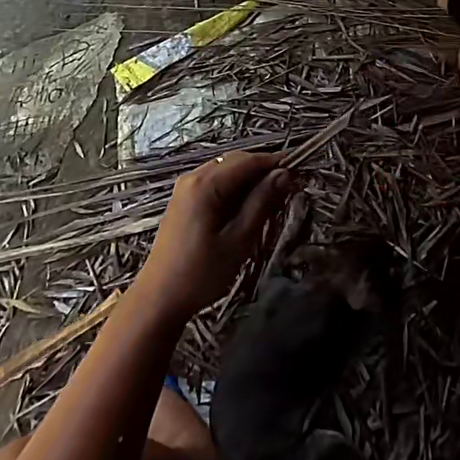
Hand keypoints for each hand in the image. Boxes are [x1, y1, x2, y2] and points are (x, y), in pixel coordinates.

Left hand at [136, 152, 292, 321]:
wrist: (159, 298)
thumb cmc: (201, 273)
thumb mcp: (239, 239)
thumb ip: (261, 202)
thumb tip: (284, 174)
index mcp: (205, 184)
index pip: (247, 160)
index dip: (275, 162)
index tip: (301, 169)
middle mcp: (192, 178)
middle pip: (235, 161)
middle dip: (263, 170)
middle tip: (289, 187)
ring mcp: (185, 189)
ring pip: (225, 172)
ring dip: (250, 180)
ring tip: (273, 199)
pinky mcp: (184, 202)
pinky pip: (215, 184)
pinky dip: (235, 190)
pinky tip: (247, 208)